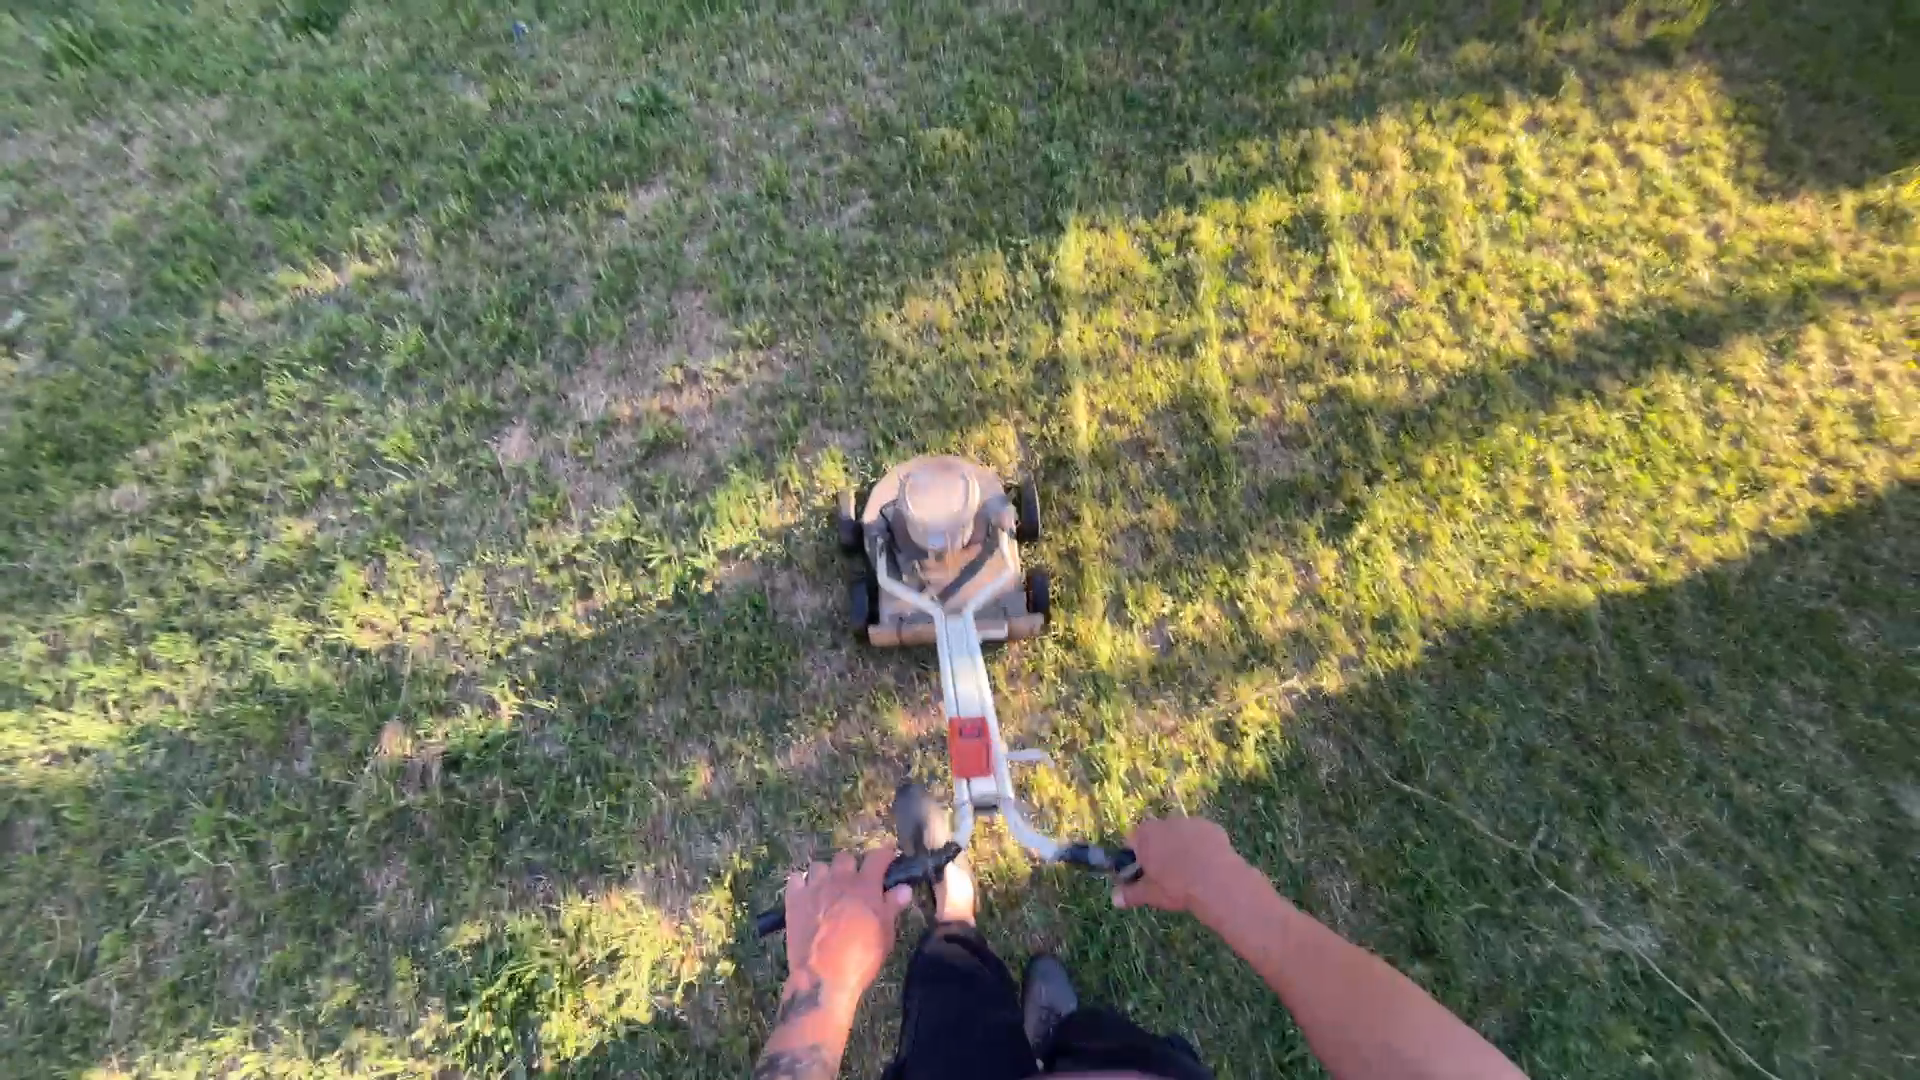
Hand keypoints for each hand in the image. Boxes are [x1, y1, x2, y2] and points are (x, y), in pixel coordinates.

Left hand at [782, 849, 912, 1006]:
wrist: (823, 979)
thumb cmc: (861, 958)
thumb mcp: (885, 934)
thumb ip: (893, 906)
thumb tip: (904, 887)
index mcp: (865, 885)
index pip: (877, 856)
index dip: (885, 854)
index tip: (889, 857)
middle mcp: (840, 879)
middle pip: (846, 857)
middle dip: (852, 866)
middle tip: (855, 882)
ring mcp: (815, 887)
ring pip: (820, 866)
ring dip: (826, 874)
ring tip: (829, 889)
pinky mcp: (795, 900)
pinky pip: (795, 879)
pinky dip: (801, 884)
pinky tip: (806, 895)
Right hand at [1113, 816, 1251, 916]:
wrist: (1217, 882)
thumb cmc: (1177, 887)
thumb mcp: (1151, 894)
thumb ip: (1131, 894)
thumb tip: (1114, 899)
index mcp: (1145, 835)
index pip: (1132, 841)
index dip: (1136, 857)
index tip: (1143, 873)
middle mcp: (1164, 822)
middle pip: (1156, 834)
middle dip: (1159, 850)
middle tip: (1166, 875)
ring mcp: (1189, 822)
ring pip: (1179, 834)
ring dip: (1181, 846)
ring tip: (1190, 872)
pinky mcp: (1210, 826)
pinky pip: (1201, 836)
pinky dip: (1201, 846)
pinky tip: (1208, 865)